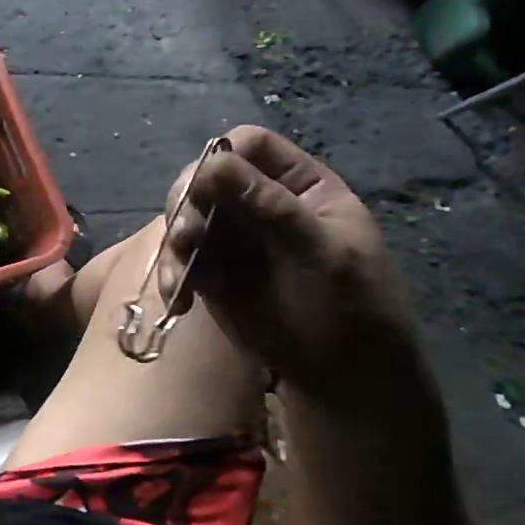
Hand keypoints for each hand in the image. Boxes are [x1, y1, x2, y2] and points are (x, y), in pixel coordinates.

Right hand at [159, 126, 422, 409]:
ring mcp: (232, 237)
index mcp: (298, 184)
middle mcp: (258, 202)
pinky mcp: (211, 271)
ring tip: (179, 278)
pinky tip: (177, 299)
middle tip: (186, 237)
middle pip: (205, 178)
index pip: (249, 146)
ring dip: (174, 242)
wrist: (345, 378)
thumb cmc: (353, 307)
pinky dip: (171, 274)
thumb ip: (270, 206)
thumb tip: (212, 162)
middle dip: (187, 204)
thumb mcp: (321, 252)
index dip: (222, 158)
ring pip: (185, 217)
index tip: (203, 189)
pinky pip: (179, 259)